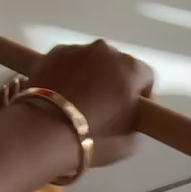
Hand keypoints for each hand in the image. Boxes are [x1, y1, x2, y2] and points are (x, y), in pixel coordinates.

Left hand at [24, 41, 153, 168]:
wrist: (44, 129)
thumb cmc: (92, 138)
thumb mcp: (128, 143)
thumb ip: (134, 124)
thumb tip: (127, 119)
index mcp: (130, 70)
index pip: (146, 76)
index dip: (141, 94)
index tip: (132, 111)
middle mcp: (106, 51)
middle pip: (117, 64)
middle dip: (114, 81)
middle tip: (105, 105)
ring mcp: (77, 48)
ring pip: (91, 59)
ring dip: (91, 74)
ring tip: (78, 99)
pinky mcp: (53, 51)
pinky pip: (69, 60)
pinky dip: (68, 71)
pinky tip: (61, 92)